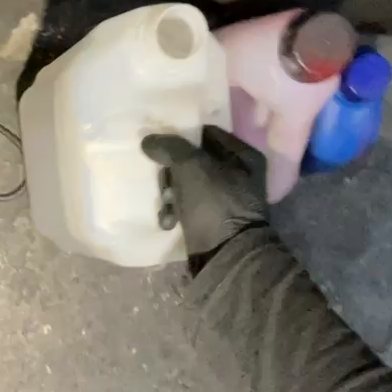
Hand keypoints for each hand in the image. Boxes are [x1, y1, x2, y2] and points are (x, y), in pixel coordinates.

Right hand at [142, 126, 269, 268]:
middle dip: (171, 173)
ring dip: (169, 195)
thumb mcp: (192, 169)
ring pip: (185, 184)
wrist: (225, 257)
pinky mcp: (211, 220)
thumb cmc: (214, 206)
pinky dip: (174, 212)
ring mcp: (224, 199)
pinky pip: (186, 206)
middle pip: (191, 161)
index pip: (206, 133)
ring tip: (166, 208)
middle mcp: (238, 174)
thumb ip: (170, 148)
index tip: (159, 145)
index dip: (181, 137)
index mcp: (243, 155)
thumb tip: (148, 139)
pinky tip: (169, 222)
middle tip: (165, 185)